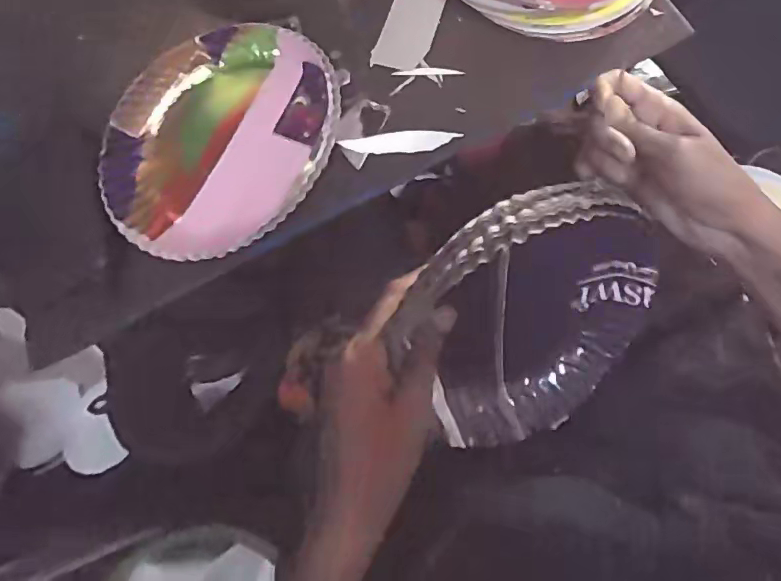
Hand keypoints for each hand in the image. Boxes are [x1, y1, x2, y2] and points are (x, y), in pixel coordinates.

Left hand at [299, 272, 454, 578]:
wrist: (343, 514)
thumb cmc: (383, 460)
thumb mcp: (414, 406)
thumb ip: (426, 352)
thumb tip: (444, 310)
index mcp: (360, 352)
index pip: (389, 299)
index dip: (416, 279)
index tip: (441, 265)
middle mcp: (341, 352)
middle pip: (380, 313)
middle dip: (412, 301)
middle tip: (446, 293)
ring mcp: (334, 370)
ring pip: (373, 333)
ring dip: (402, 324)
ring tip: (435, 317)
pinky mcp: (336, 387)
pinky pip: (366, 353)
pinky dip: (390, 345)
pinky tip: (413, 351)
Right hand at [574, 70, 770, 260]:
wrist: (725, 229)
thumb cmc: (711, 181)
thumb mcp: (675, 151)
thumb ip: (634, 128)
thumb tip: (599, 102)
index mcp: (658, 109)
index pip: (618, 82)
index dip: (602, 90)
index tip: (601, 110)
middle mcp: (640, 125)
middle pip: (599, 111)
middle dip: (602, 130)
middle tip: (627, 154)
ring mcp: (630, 152)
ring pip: (594, 138)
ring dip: (599, 152)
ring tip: (623, 172)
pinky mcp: (625, 177)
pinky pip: (596, 162)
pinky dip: (589, 166)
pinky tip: (591, 176)